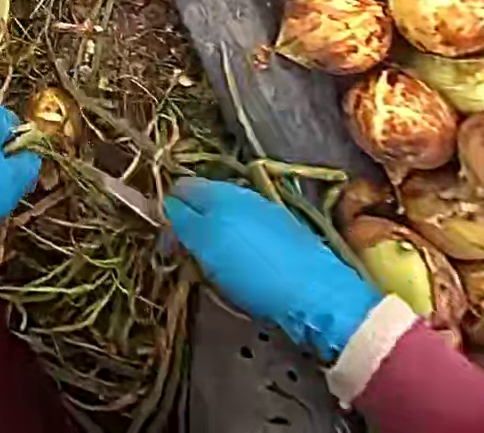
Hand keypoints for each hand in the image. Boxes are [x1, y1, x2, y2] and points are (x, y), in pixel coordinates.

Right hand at [165, 177, 380, 357]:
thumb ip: (182, 220)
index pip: (181, 187)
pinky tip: (241, 269)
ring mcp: (265, 212)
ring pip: (225, 219)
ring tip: (213, 267)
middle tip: (186, 256)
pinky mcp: (283, 235)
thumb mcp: (206, 245)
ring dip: (214, 237)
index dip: (168, 208)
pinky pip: (246, 235)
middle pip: (203, 202)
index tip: (164, 238)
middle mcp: (241, 193)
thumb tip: (166, 203)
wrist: (319, 297)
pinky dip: (236, 248)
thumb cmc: (253, 268)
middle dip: (191, 224)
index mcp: (219, 190)